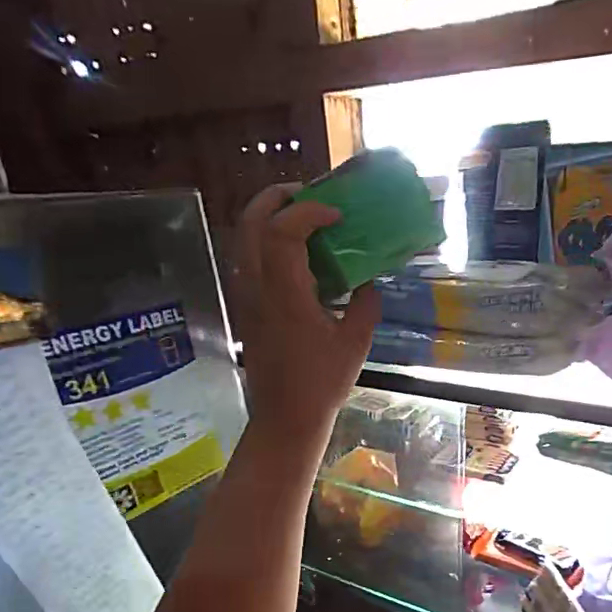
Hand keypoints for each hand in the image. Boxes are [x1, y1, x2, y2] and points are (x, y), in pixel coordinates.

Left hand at [232, 183, 378, 443]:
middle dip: (276, 198)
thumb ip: (365, 305)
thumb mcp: (355, 343)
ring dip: (266, 217)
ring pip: (243, 239)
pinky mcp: (244, 309)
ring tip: (298, 218)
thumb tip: (369, 282)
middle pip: (251, 222)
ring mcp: (245, 298)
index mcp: (284, 293)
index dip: (309, 210)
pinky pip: (246, 260)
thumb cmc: (321, 383)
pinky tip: (292, 255)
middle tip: (306, 194)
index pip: (283, 230)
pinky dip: (264, 242)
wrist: (285, 417)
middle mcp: (257, 288)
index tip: (337, 215)